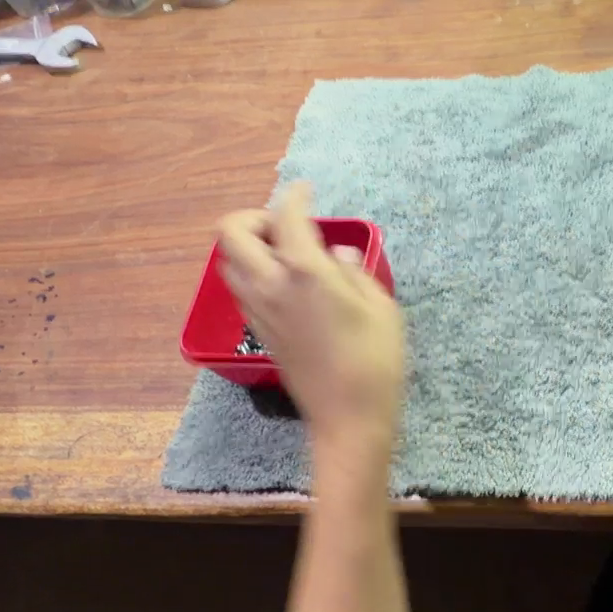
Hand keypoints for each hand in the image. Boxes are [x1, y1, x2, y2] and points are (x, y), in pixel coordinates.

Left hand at [217, 183, 405, 456]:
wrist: (349, 419)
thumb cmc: (376, 365)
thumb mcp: (383, 312)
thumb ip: (356, 274)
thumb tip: (338, 256)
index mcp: (305, 272)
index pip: (288, 216)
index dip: (297, 196)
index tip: (307, 191)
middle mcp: (271, 284)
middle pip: (233, 231)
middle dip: (256, 218)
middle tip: (288, 228)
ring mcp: (259, 310)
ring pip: (230, 260)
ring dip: (250, 247)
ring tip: (285, 256)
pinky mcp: (259, 332)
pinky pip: (242, 288)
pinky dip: (254, 274)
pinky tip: (285, 287)